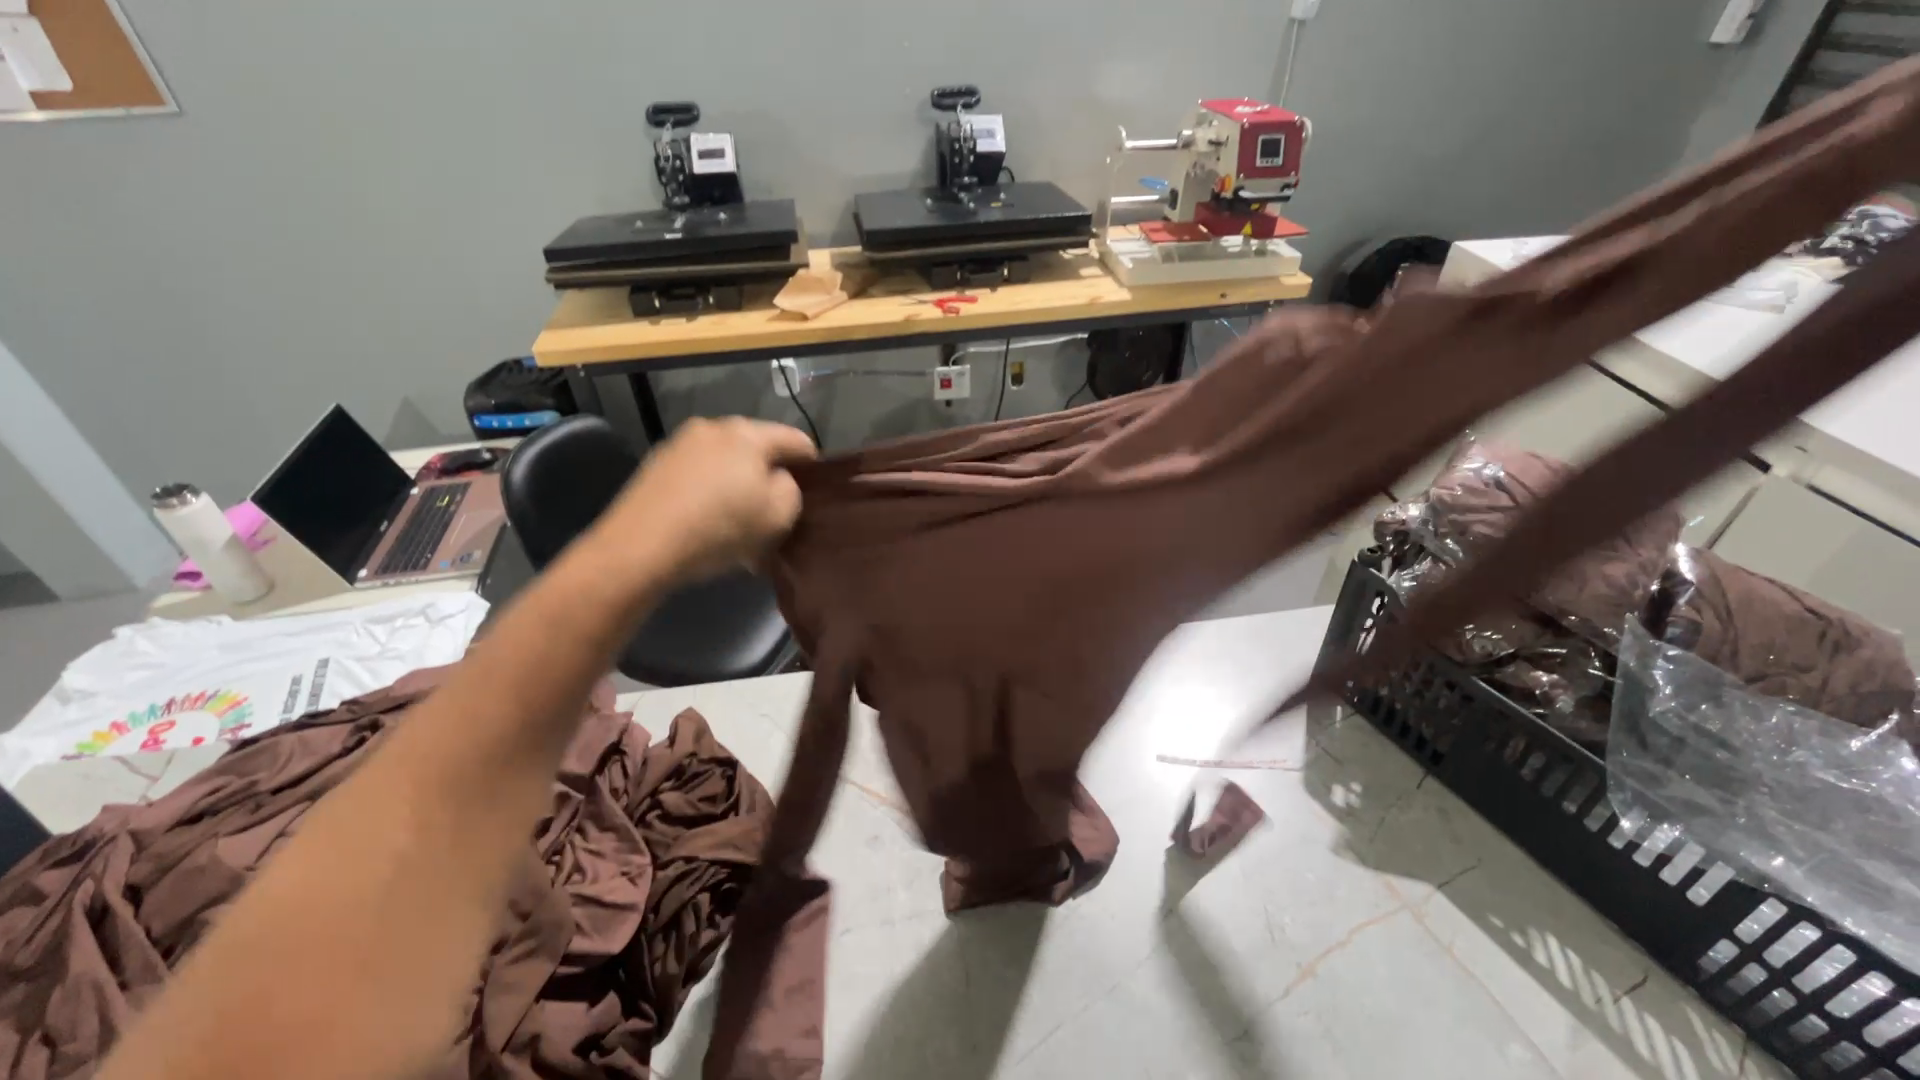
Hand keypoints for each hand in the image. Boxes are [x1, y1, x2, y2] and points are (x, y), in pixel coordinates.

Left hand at [590, 417, 816, 583]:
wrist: (639, 548)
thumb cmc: (720, 528)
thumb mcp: (779, 514)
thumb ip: (792, 490)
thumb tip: (779, 482)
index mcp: (748, 433)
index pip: (796, 440)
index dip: (812, 465)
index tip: (815, 492)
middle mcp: (712, 428)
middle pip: (756, 451)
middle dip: (768, 480)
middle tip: (775, 516)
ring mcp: (679, 446)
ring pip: (725, 466)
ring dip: (737, 491)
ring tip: (740, 528)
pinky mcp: (655, 468)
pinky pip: (698, 479)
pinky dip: (710, 498)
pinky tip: (708, 529)